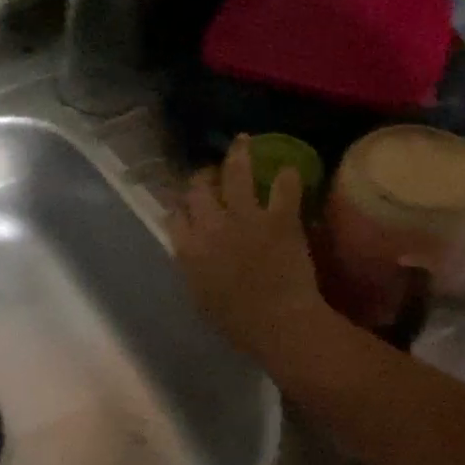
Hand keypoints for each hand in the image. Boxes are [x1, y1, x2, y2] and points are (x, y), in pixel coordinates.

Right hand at [168, 134, 326, 357]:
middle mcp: (210, 226)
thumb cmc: (236, 322)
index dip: (178, 205)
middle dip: (202, 178)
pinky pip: (283, 189)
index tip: (181, 201)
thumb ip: (193, 267)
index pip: (174, 215)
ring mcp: (245, 218)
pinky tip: (290, 169)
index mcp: (188, 250)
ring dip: (238, 155)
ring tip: (242, 141)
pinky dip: (287, 178)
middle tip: (208, 172)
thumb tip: (193, 253)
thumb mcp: (200, 296)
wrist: (278, 323)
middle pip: (199, 190)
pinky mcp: (279, 218)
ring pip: (236, 175)